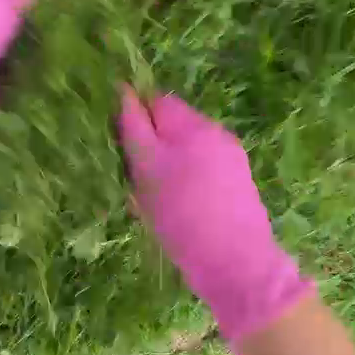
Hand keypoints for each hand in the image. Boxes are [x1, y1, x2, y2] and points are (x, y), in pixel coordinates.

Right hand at [117, 88, 312, 343]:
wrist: (235, 263)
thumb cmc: (183, 215)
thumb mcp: (148, 168)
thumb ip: (135, 129)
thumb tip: (124, 91)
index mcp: (194, 126)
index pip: (156, 102)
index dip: (134, 119)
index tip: (119, 148)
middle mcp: (215, 136)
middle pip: (172, 129)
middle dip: (150, 149)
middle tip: (133, 180)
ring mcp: (229, 163)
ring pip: (184, 156)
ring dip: (166, 170)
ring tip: (154, 203)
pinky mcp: (235, 190)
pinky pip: (199, 178)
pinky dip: (184, 188)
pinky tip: (177, 215)